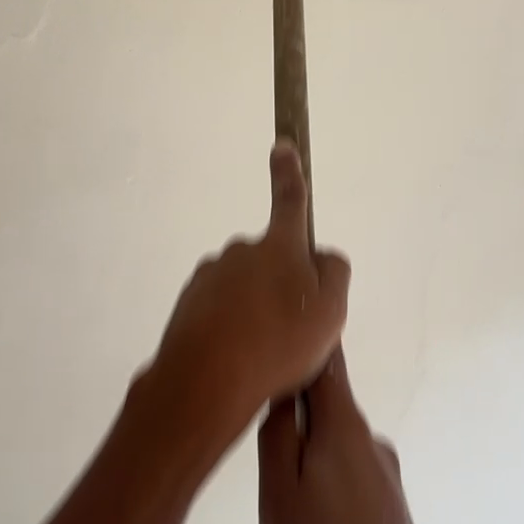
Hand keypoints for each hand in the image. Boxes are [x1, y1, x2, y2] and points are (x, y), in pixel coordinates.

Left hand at [151, 141, 350, 429]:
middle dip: (281, 285)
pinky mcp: (189, 303)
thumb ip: (334, 274)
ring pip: (244, 288)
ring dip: (254, 311)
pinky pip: (220, 310)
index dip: (290, 174)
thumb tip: (320, 256)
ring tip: (263, 354)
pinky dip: (230, 328)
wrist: (207, 378)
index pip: (291, 201)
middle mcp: (241, 251)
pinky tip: (237, 359)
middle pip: (270, 260)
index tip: (283, 145)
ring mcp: (211, 275)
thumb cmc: (279, 342)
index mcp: (279, 246)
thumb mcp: (331, 312)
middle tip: (291, 332)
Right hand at [258, 352, 433, 523]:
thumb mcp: (279, 492)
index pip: (325, 363)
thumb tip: (281, 389)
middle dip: (289, 449)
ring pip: (326, 465)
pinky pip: (343, 496)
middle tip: (271, 496)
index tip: (284, 327)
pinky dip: (321, 514)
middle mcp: (372, 445)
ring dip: (301, 492)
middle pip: (319, 420)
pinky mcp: (390, 514)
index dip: (305, 342)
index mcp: (345, 428)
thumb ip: (277, 433)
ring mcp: (385, 480)